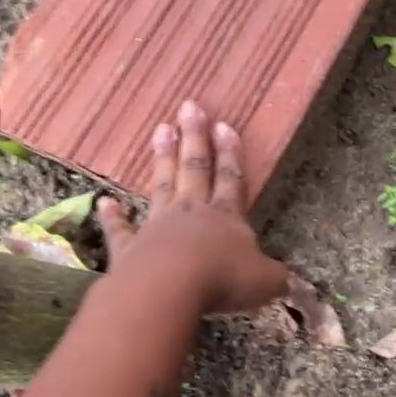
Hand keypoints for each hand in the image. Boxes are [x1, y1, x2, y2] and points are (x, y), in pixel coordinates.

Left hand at [95, 101, 287, 313]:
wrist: (168, 289)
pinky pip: (121, 229)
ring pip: (163, 186)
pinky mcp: (130, 248)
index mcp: (227, 216)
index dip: (230, 153)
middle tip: (188, 107)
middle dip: (194, 138)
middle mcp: (192, 213)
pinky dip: (112, 216)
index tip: (224, 125)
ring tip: (161, 130)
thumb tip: (291, 281)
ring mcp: (158, 227)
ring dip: (163, 159)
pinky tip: (104, 202)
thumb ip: (276, 276)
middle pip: (195, 169)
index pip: (231, 178)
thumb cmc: (223, 279)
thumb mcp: (265, 280)